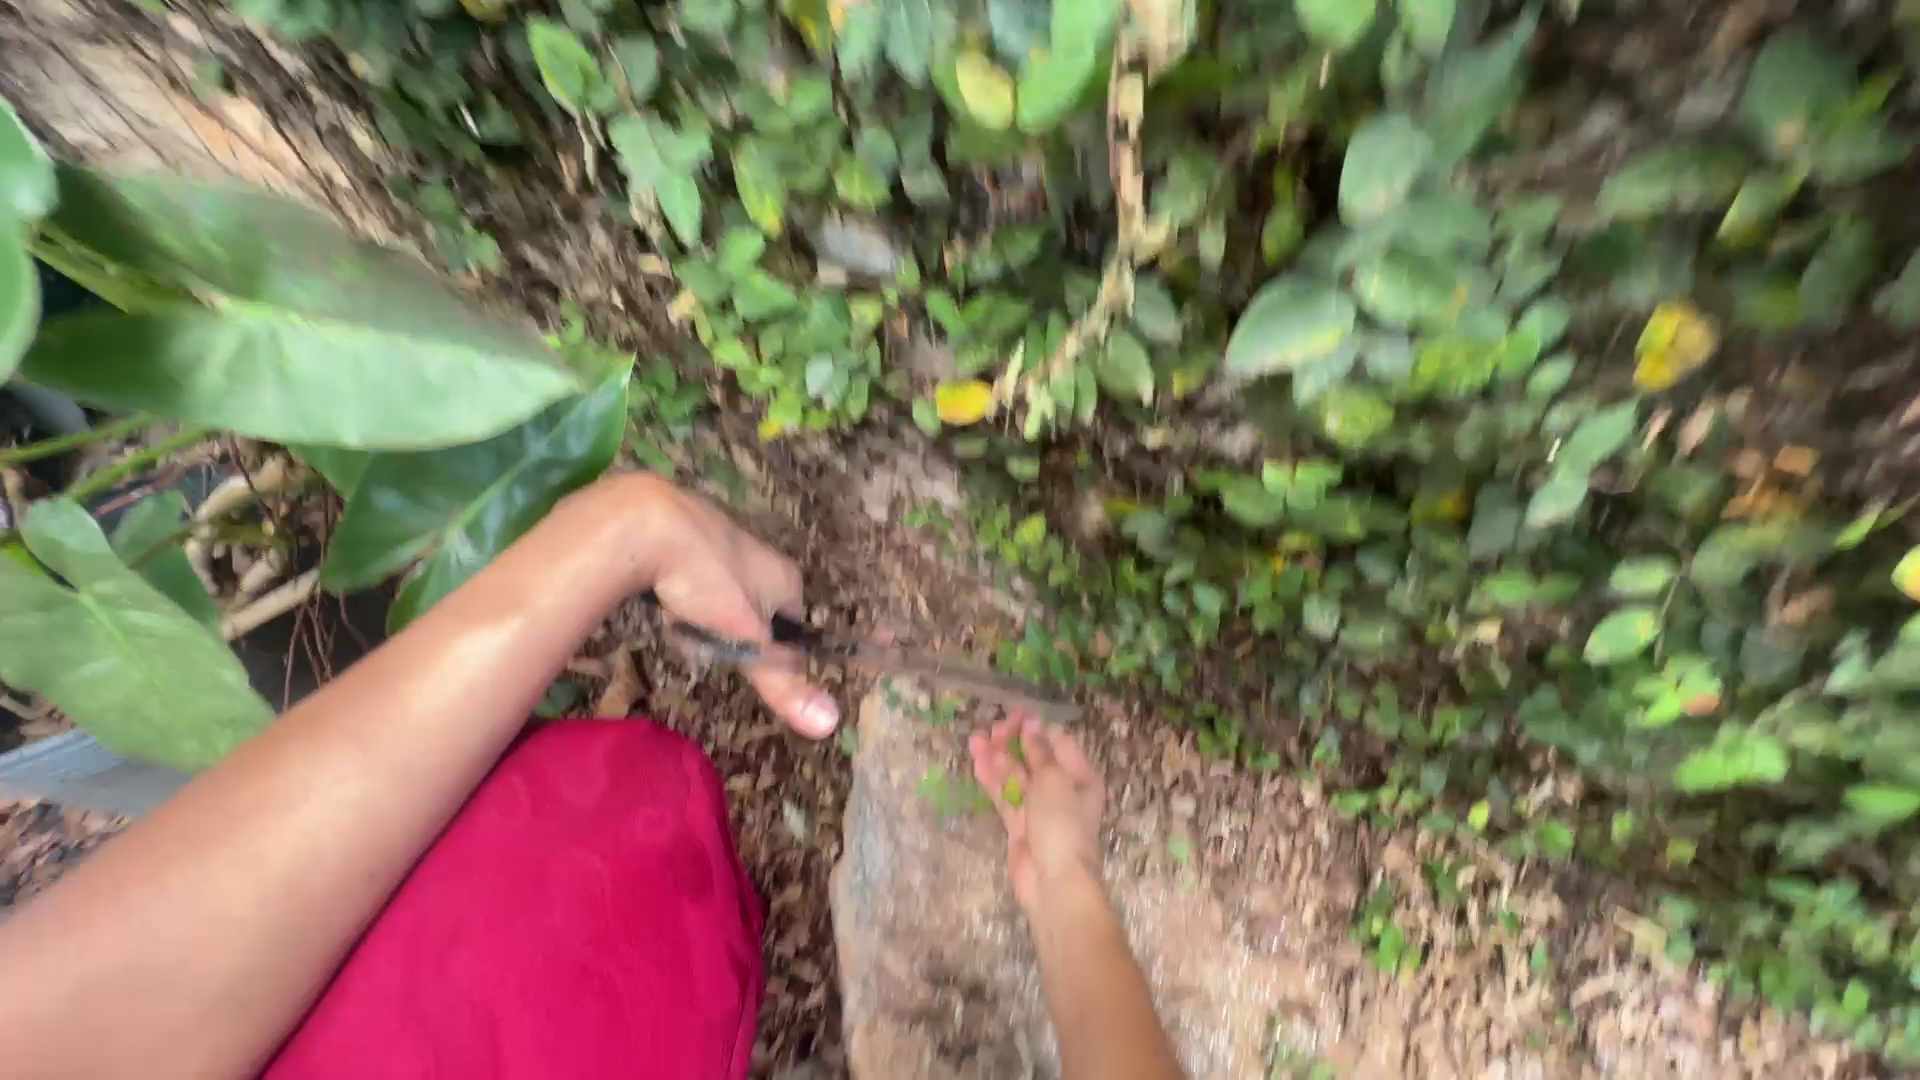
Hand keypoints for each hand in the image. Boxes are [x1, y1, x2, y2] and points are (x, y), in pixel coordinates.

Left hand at [599, 473, 839, 738]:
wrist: (649, 526)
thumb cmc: (709, 584)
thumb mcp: (748, 641)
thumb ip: (783, 682)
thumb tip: (831, 724)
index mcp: (786, 577)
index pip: (791, 626)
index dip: (767, 650)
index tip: (741, 659)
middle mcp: (762, 555)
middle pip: (752, 614)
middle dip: (726, 633)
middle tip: (701, 638)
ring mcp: (724, 540)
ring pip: (719, 597)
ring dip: (699, 615)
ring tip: (675, 617)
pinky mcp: (686, 533)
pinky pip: (689, 575)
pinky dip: (676, 591)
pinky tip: (657, 595)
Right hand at [970, 712, 1105, 913]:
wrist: (1054, 882)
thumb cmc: (1062, 824)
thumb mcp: (1052, 780)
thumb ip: (1038, 752)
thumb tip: (1031, 725)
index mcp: (1080, 777)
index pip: (1057, 743)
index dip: (1036, 728)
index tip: (1014, 716)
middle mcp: (1062, 790)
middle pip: (1035, 759)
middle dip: (1014, 742)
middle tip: (993, 729)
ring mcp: (1039, 809)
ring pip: (1016, 776)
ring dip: (998, 758)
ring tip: (976, 740)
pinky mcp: (1019, 825)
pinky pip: (1005, 796)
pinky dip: (992, 779)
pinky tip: (977, 762)